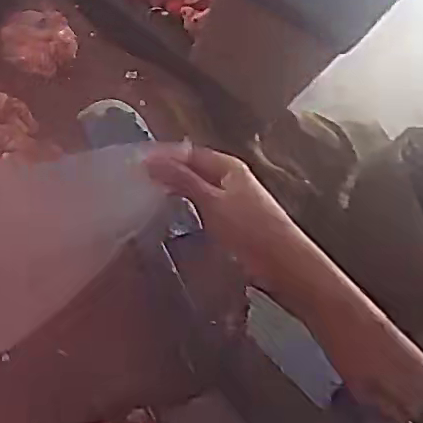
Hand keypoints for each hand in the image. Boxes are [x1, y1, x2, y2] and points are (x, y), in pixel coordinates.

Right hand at [146, 145, 312, 292]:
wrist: (291, 271)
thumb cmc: (252, 232)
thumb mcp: (212, 203)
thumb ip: (181, 180)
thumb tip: (148, 160)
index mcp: (227, 165)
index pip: (186, 151)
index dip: (161, 155)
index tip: (132, 164)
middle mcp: (230, 176)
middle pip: (191, 167)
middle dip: (165, 171)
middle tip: (134, 179)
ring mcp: (233, 198)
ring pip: (196, 186)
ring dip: (174, 188)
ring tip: (145, 194)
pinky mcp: (233, 219)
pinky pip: (202, 203)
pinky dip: (185, 204)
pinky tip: (172, 213)